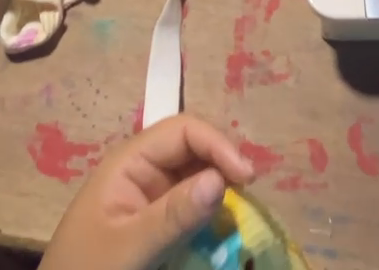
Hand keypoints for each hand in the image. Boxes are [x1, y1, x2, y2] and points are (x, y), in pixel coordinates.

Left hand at [39, 114, 255, 269]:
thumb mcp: (128, 248)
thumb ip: (173, 216)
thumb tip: (221, 179)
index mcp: (130, 160)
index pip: (182, 130)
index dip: (217, 144)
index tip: (246, 177)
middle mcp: (143, 170)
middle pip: (193, 149)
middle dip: (223, 163)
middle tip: (250, 194)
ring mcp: (151, 196)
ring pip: (196, 175)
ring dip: (220, 187)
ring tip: (244, 209)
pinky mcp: (157, 222)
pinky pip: (191, 205)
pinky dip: (211, 212)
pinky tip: (225, 227)